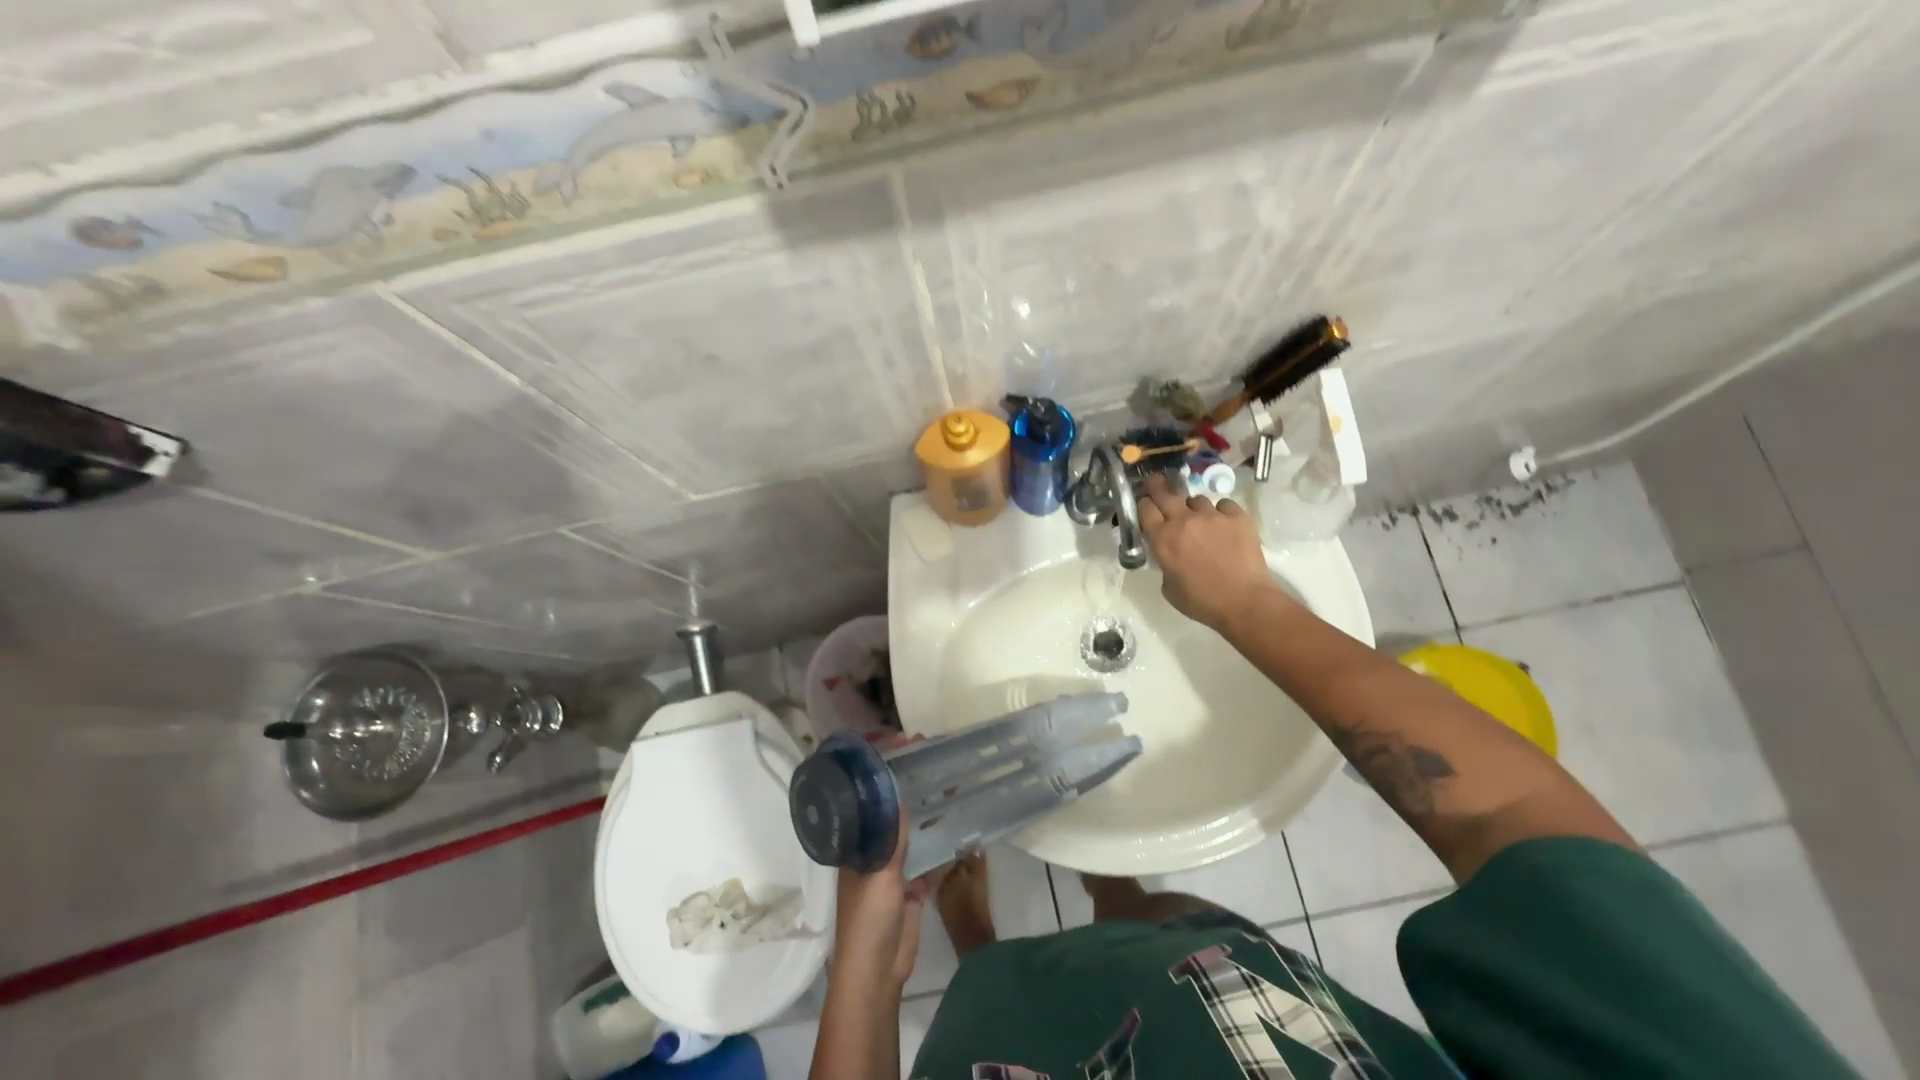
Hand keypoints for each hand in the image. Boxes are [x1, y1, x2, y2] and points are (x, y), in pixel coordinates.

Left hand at [829, 739, 934, 989]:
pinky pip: (929, 858)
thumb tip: (903, 797)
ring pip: (912, 832)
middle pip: (891, 810)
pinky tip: (962, 827)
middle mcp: (871, 850)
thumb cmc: (868, 921)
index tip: (904, 745)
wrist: (877, 972)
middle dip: (909, 785)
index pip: (866, 797)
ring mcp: (893, 869)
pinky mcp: (913, 887)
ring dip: (928, 811)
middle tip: (934, 757)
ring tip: (951, 783)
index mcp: (853, 844)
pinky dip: (943, 845)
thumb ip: (891, 839)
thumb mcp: (878, 875)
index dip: (881, 771)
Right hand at [1138, 473, 1289, 630]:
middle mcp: (1184, 520)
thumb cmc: (1202, 602)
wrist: (1244, 601)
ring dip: (1194, 508)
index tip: (1146, 506)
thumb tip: (1168, 554)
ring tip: (1201, 521)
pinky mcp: (1237, 516)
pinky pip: (1224, 506)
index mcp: (1163, 539)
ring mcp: (1212, 515)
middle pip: (1165, 492)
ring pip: (1197, 500)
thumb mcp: (1169, 588)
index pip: (1145, 507)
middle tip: (1157, 482)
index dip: (1144, 504)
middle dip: (1158, 486)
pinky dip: (1221, 513)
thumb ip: (1164, 563)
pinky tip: (1225, 527)